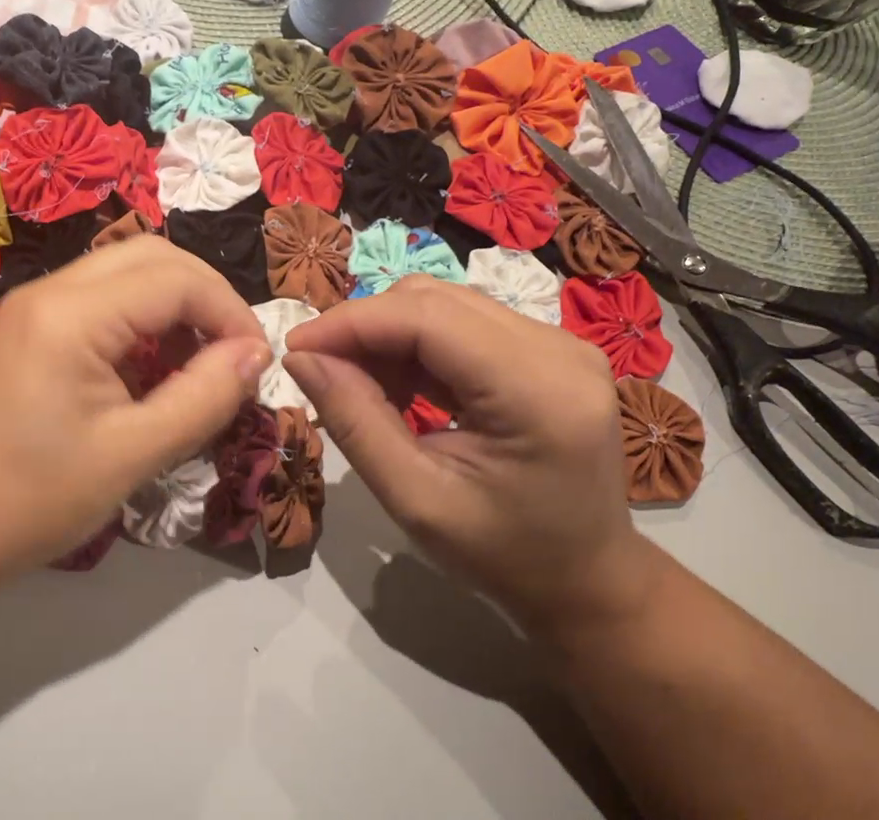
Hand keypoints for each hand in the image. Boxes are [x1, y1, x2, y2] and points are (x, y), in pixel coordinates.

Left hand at [0, 236, 271, 583]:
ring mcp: (33, 307)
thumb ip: (204, 396)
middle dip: (204, 299)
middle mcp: (50, 291)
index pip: (176, 278)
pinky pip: (100, 301)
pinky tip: (151, 373)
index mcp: (70, 315)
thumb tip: (256, 354)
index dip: (229, 312)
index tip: (258, 365)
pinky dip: (139, 323)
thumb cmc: (36, 499)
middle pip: (151, 257)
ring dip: (172, 308)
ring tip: (196, 371)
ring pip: (125, 274)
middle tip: (232, 359)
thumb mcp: (134, 454)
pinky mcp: (28, 329)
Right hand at [283, 276, 657, 635]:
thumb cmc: (501, 553)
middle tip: (321, 371)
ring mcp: (560, 345)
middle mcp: (558, 350)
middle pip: (434, 300)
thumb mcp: (414, 498)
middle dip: (365, 326)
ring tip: (358, 383)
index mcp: (537, 392)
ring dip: (387, 333)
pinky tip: (397, 384)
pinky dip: (416, 344)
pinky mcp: (550, 350)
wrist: (585, 578)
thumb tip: (300, 358)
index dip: (351, 322)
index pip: (427, 317)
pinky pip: (463, 322)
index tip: (293, 348)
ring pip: (445, 303)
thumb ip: (355, 422)